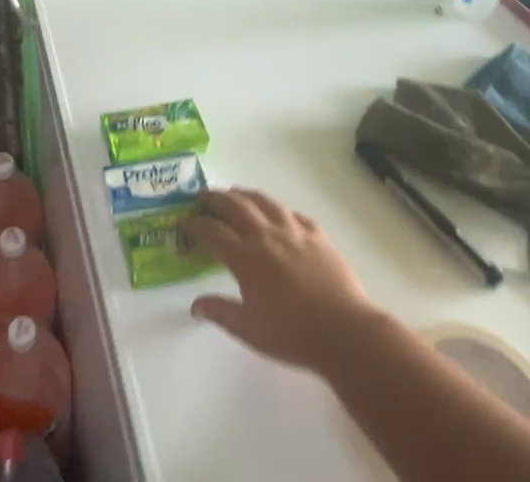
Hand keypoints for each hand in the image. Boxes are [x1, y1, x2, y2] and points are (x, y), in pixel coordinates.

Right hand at [180, 188, 379, 371]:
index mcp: (246, 258)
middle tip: (202, 197)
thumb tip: (195, 306)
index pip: (213, 232)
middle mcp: (267, 237)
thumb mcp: (249, 329)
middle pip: (236, 206)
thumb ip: (220, 312)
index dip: (195, 224)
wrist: (345, 332)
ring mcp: (295, 233)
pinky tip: (278, 215)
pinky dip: (279, 211)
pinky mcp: (318, 236)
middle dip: (215, 199)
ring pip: (265, 202)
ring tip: (235, 193)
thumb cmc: (292, 334)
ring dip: (245, 195)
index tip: (184, 222)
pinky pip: (294, 215)